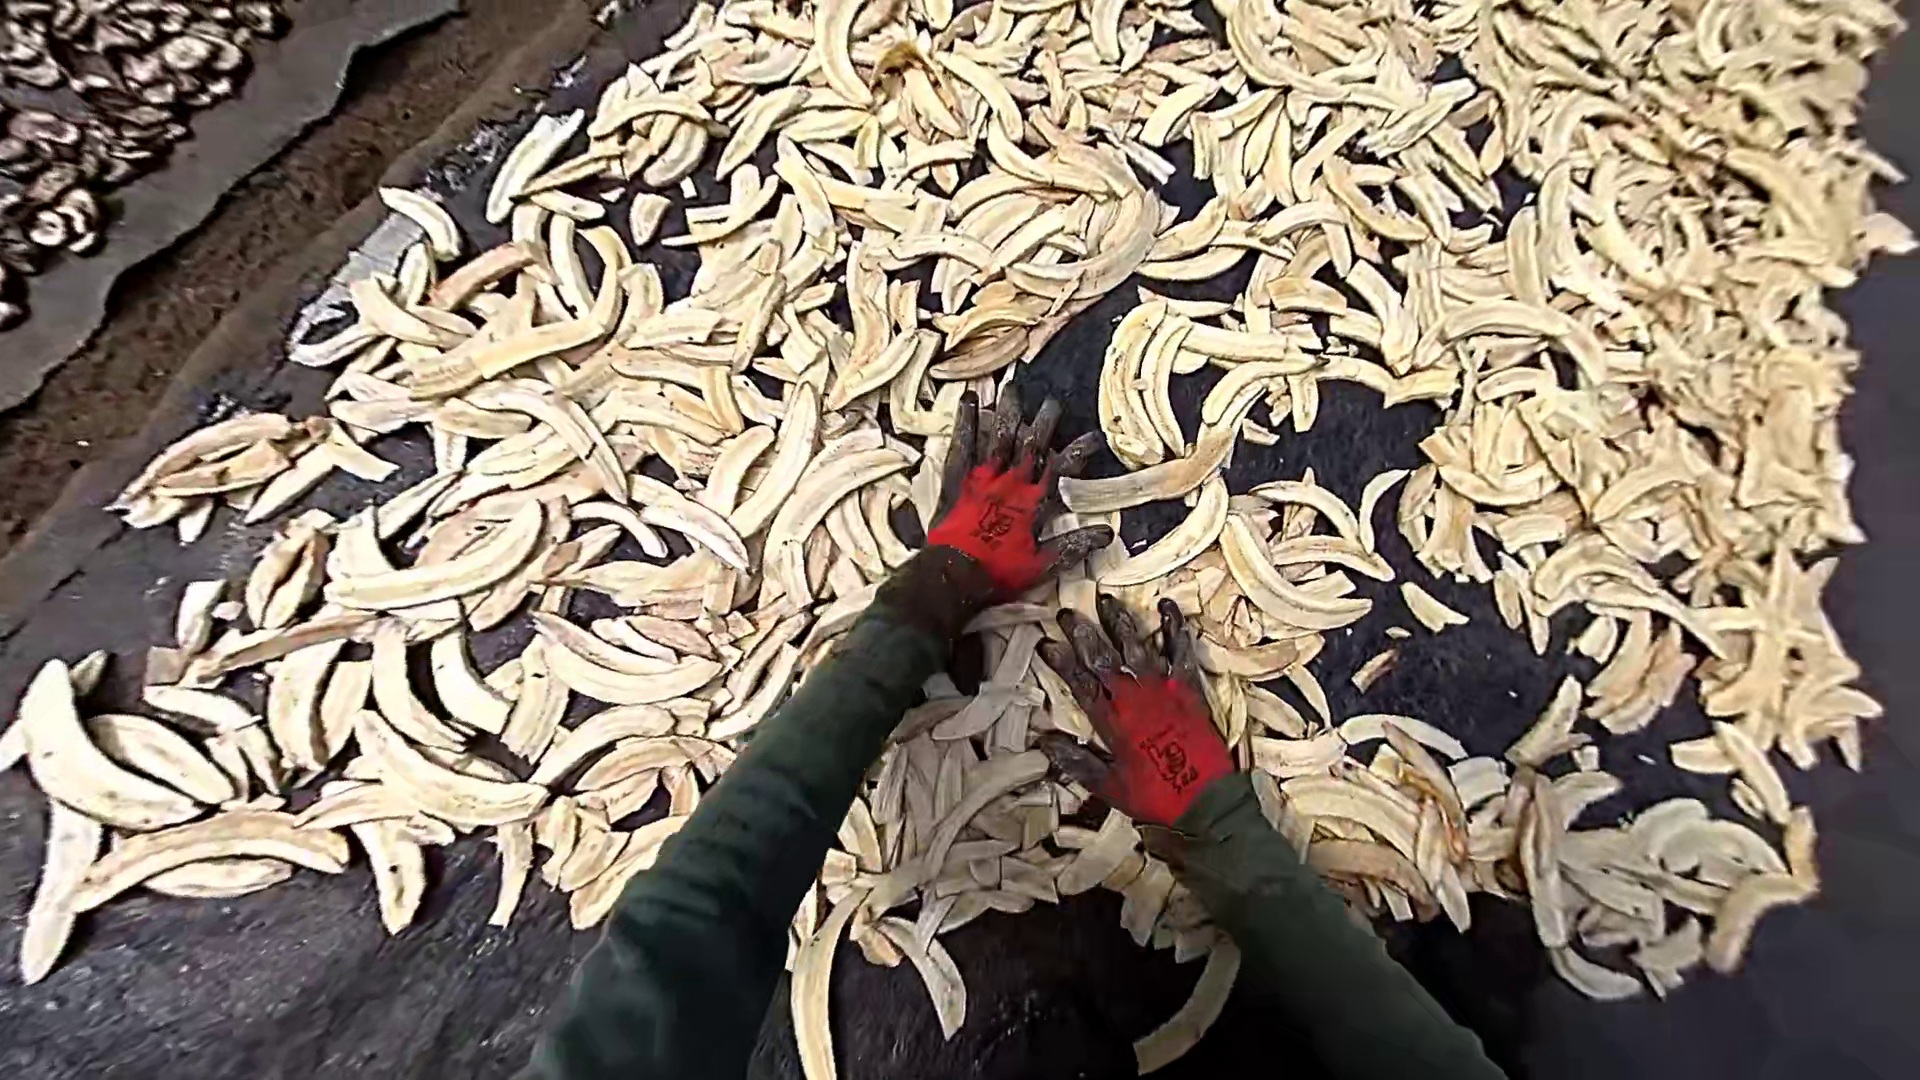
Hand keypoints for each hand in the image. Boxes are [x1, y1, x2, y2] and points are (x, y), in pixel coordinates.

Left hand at [926, 387, 1111, 595]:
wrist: (956, 574)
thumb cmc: (999, 571)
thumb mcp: (1042, 564)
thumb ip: (1074, 546)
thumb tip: (1108, 534)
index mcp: (1033, 501)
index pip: (1061, 469)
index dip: (1077, 452)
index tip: (1093, 437)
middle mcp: (1010, 482)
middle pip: (1031, 443)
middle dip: (1044, 421)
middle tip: (1054, 401)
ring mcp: (982, 477)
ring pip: (999, 436)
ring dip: (1008, 411)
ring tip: (1013, 388)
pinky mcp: (957, 478)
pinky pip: (963, 443)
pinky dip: (966, 420)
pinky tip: (968, 399)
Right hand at [1037, 596, 1234, 826]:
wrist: (1208, 802)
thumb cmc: (1157, 795)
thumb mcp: (1110, 787)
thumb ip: (1077, 762)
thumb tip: (1044, 741)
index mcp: (1112, 720)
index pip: (1080, 683)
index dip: (1061, 662)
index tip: (1045, 644)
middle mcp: (1134, 697)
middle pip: (1103, 658)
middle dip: (1082, 633)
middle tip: (1066, 613)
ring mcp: (1163, 689)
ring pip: (1135, 647)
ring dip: (1119, 622)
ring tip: (1105, 601)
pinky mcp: (1188, 687)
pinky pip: (1179, 652)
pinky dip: (1173, 628)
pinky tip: (1166, 606)